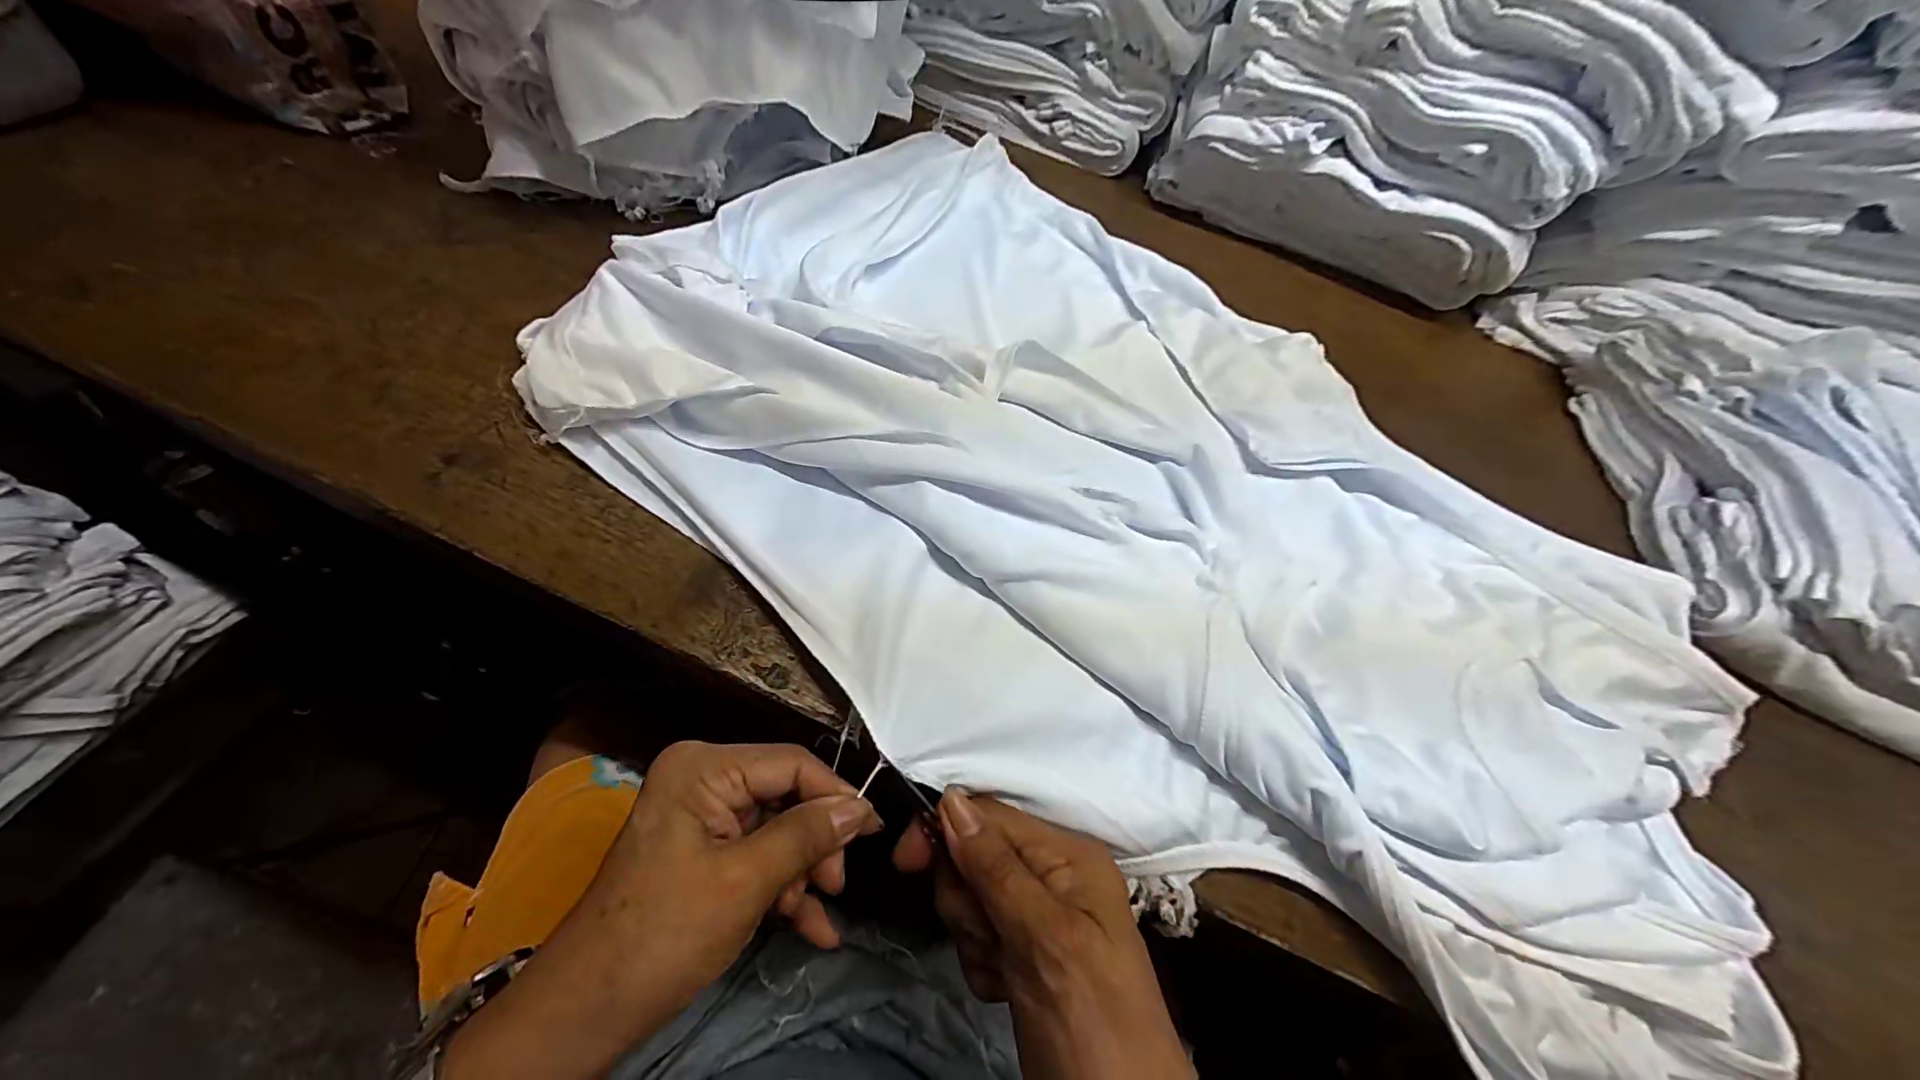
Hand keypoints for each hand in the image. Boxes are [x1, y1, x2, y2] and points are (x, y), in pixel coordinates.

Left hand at [443, 741, 881, 1079]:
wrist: (585, 1012)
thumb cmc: (663, 935)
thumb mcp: (745, 882)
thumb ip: (807, 836)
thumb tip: (860, 808)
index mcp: (703, 768)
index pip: (791, 764)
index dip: (835, 796)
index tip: (873, 831)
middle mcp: (702, 779)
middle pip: (786, 797)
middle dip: (815, 845)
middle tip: (836, 884)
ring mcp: (701, 817)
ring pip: (777, 830)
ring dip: (801, 873)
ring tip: (816, 914)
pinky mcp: (702, 851)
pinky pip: (756, 855)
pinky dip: (782, 889)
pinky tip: (812, 927)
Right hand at [893, 790, 1193, 1079]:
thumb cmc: (1093, 1022)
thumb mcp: (1045, 939)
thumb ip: (996, 868)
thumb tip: (952, 799)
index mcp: (1069, 856)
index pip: (990, 816)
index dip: (944, 830)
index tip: (907, 862)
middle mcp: (1054, 876)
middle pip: (974, 856)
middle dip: (966, 899)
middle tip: (989, 938)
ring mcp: (1039, 916)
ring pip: (971, 899)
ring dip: (973, 936)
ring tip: (1003, 971)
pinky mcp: (1024, 952)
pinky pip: (978, 937)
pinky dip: (980, 963)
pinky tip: (1004, 990)